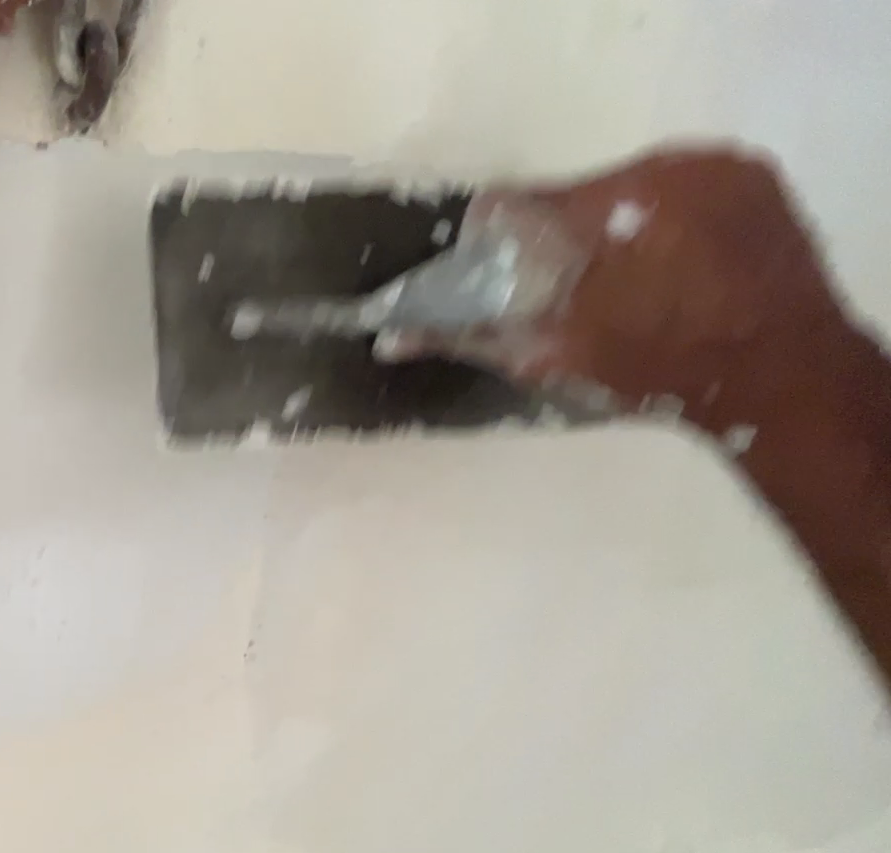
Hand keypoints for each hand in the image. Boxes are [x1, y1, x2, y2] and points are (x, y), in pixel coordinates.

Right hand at [390, 150, 855, 431]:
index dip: (489, 240)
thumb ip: (465, 336)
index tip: (493, 272)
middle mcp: (657, 168)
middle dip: (549, 236)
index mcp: (599, 210)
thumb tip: (388, 340)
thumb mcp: (543, 355)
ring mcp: (713, 166)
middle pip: (566, 194)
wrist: (779, 373)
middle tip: (556, 286)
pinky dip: (652, 217)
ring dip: (600, 226)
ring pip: (618, 188)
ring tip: (611, 278)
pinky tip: (659, 261)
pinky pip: (672, 185)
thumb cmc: (648, 368)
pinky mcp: (751, 173)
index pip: (510, 204)